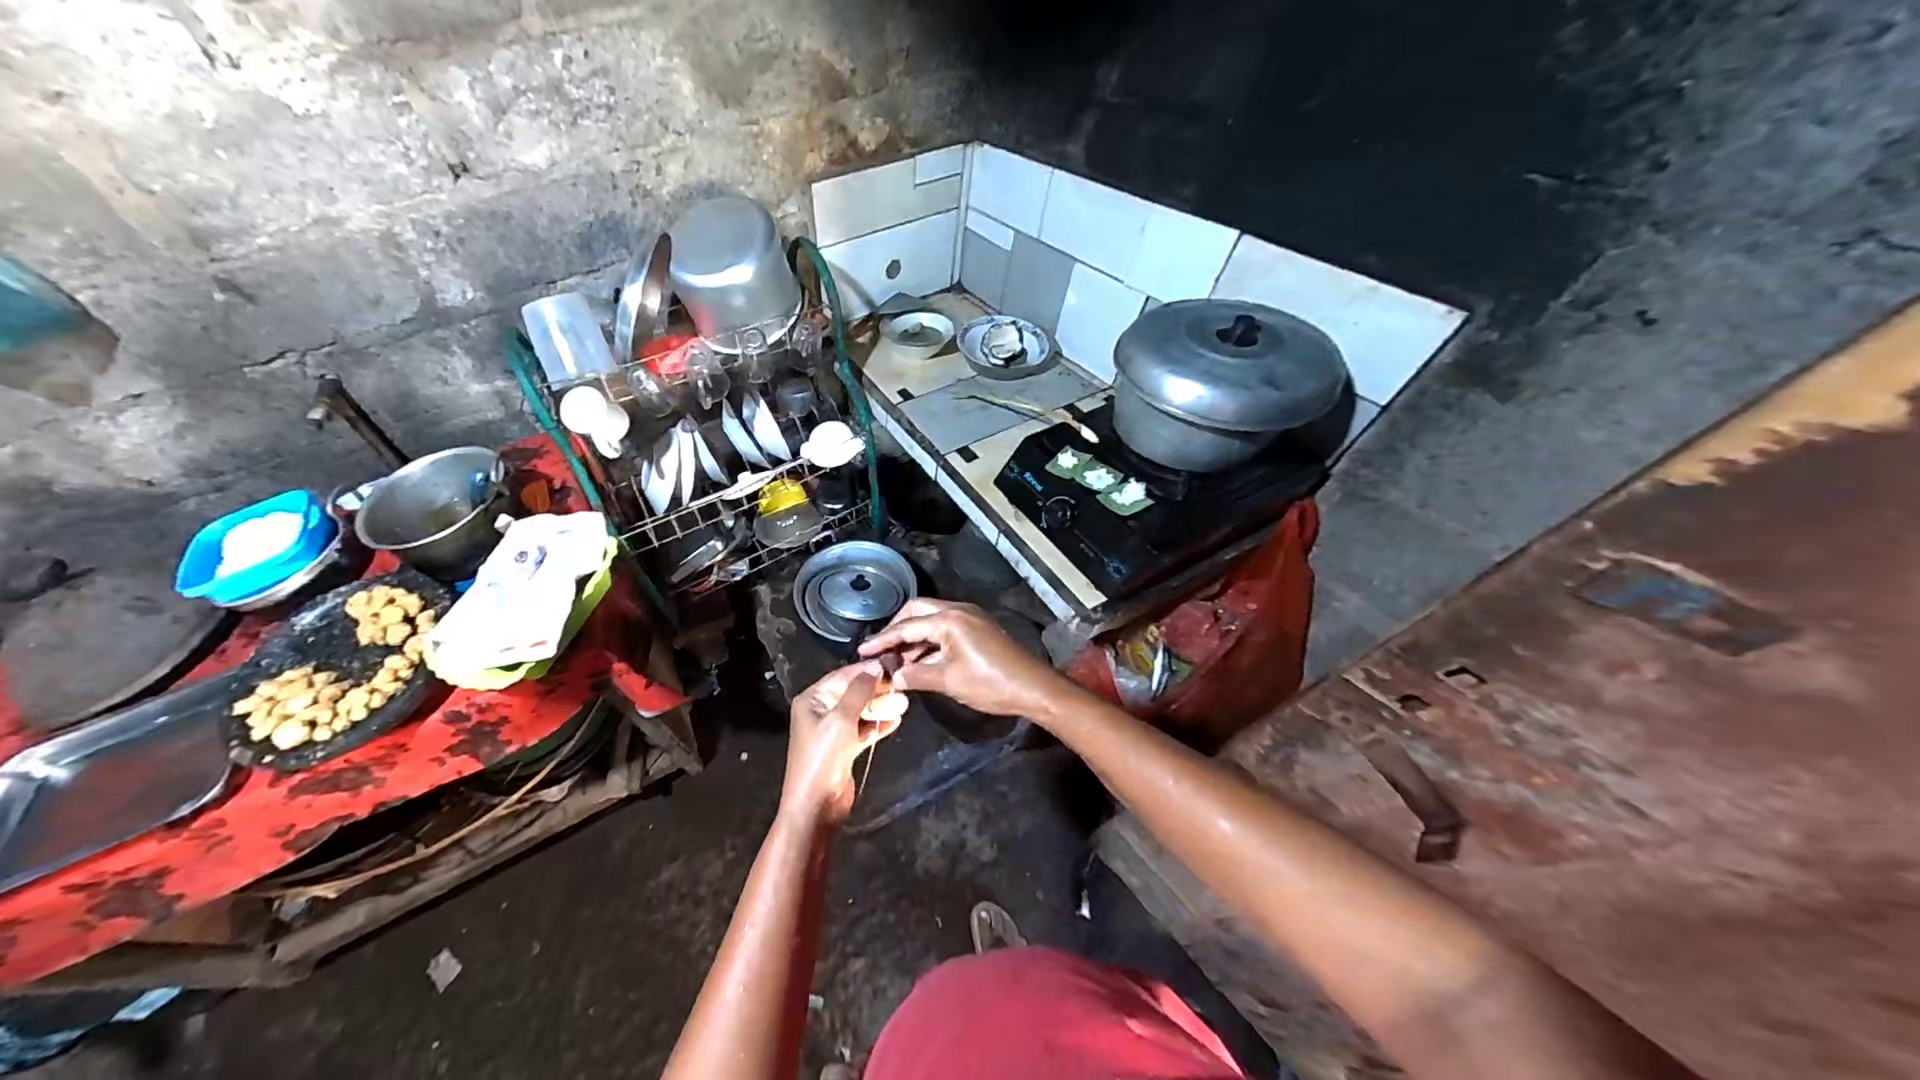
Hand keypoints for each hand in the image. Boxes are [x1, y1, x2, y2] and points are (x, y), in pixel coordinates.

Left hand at [781, 661, 903, 826]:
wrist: (815, 805)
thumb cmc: (823, 757)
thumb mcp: (840, 718)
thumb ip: (860, 690)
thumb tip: (876, 666)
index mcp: (812, 700)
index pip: (843, 676)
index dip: (867, 670)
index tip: (892, 663)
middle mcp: (821, 711)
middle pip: (853, 692)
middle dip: (877, 689)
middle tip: (902, 684)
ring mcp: (832, 731)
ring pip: (860, 711)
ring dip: (881, 706)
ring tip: (904, 702)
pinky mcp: (844, 748)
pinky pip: (863, 729)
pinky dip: (878, 724)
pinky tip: (896, 719)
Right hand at [857, 599, 1079, 720]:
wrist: (1033, 687)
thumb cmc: (991, 683)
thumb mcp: (948, 681)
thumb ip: (916, 676)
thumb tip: (893, 678)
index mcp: (950, 619)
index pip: (906, 626)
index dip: (882, 640)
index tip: (863, 651)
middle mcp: (959, 610)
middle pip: (917, 611)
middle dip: (897, 629)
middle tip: (880, 650)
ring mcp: (970, 617)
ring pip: (931, 618)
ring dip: (913, 636)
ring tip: (898, 660)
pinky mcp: (978, 628)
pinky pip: (945, 627)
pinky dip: (929, 640)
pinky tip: (920, 660)